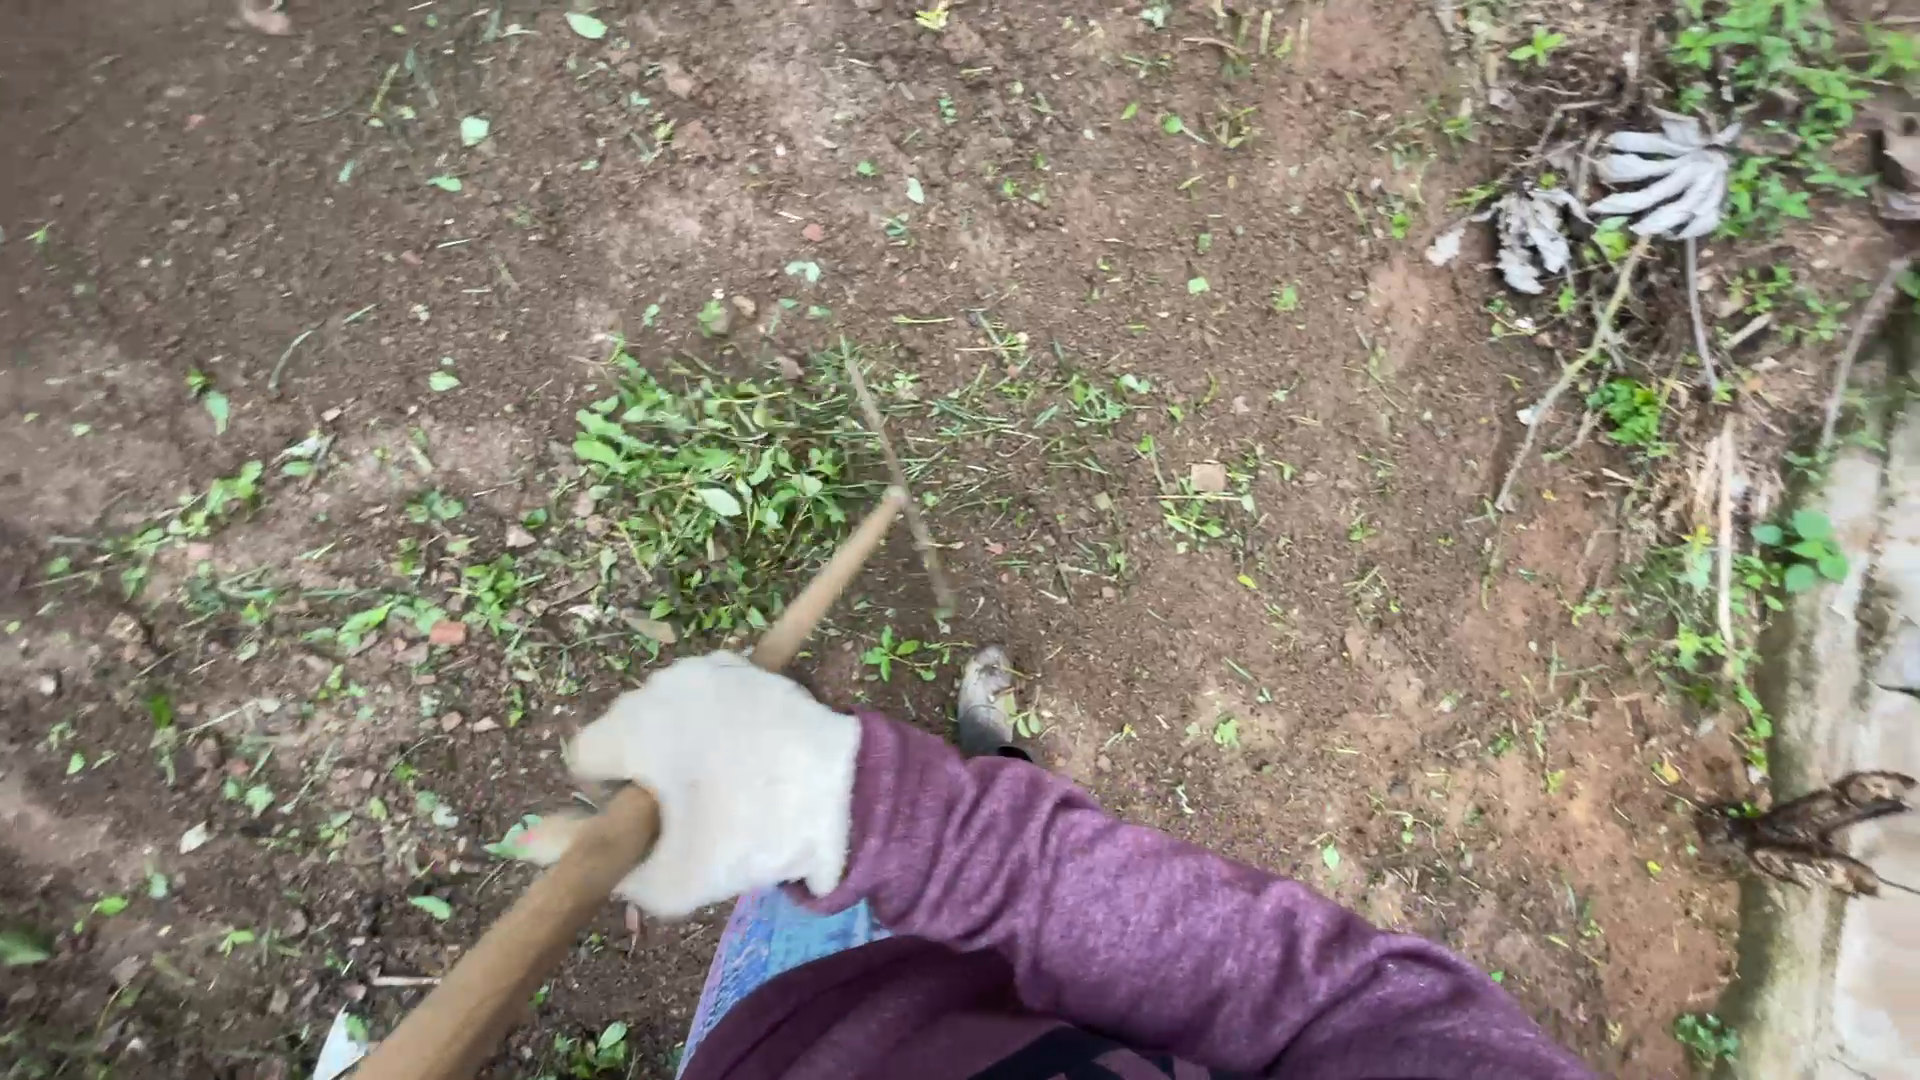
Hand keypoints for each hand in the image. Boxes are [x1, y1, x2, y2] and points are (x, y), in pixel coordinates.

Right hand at [519, 652, 860, 916]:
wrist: (842, 793)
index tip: (651, 819)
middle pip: (626, 728)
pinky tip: (746, 747)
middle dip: (645, 764)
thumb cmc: (750, 834)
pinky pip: (705, 694)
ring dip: (679, 739)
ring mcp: (710, 666)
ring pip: (666, 709)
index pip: (583, 758)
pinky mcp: (748, 667)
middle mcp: (664, 682)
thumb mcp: (664, 876)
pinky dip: (713, 717)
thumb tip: (524, 840)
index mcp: (634, 724)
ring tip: (725, 776)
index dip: (608, 797)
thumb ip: (585, 858)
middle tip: (695, 803)